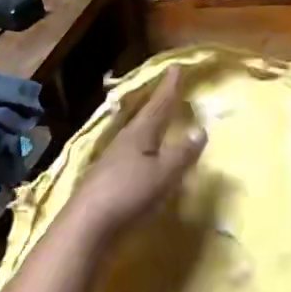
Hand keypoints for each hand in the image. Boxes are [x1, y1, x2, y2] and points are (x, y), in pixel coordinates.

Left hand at [67, 66, 207, 243]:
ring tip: (159, 122)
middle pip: (144, 118)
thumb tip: (200, 130)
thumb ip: (183, 154)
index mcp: (140, 135)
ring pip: (136, 136)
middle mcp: (124, 142)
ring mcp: (112, 161)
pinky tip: (144, 158)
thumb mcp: (164, 174)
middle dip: (158, 105)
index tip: (177, 68)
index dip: (169, 89)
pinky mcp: (107, 180)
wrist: (89, 223)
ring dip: (149, 127)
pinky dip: (144, 150)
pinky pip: (131, 156)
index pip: (159, 106)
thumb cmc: (130, 193)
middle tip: (169, 92)